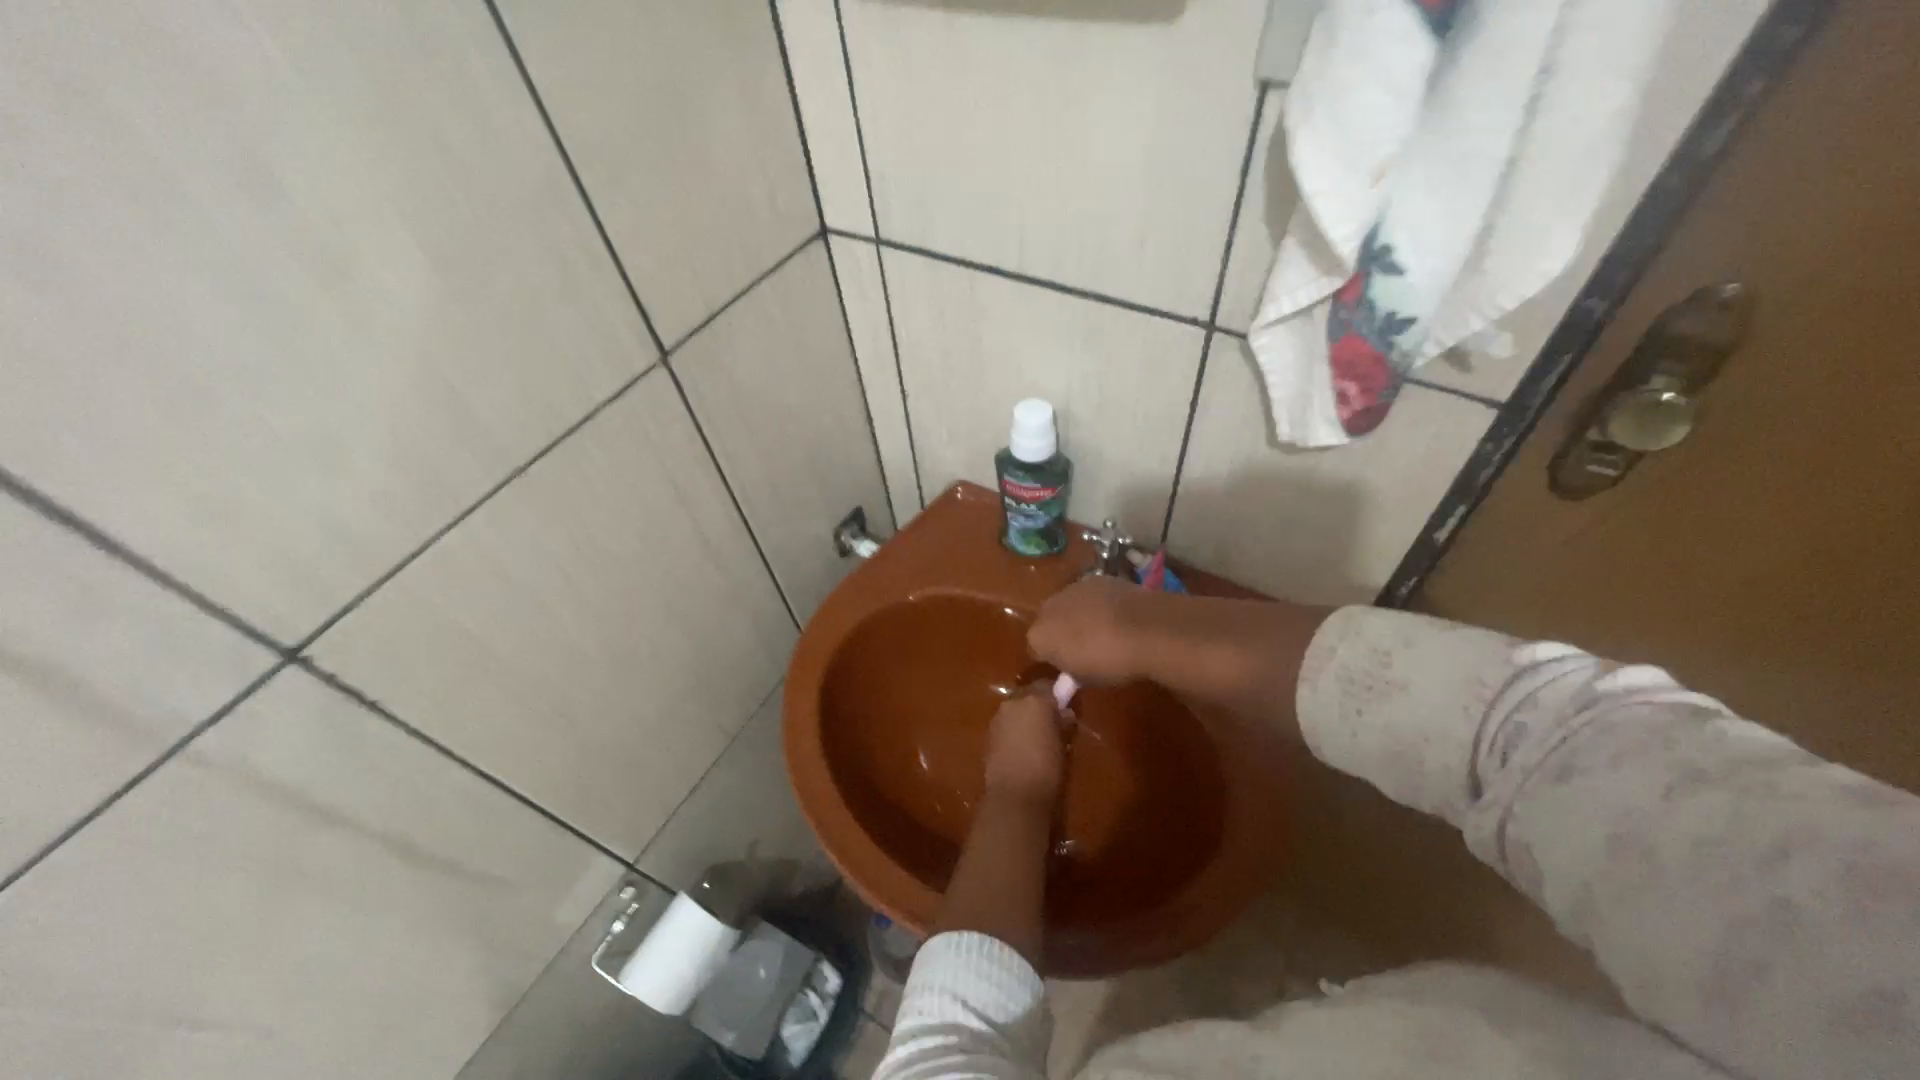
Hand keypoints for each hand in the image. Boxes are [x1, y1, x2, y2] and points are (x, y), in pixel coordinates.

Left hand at [983, 688, 1063, 804]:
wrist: (1014, 794)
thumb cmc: (1047, 767)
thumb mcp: (1063, 743)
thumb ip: (1062, 722)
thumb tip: (1063, 713)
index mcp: (1035, 700)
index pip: (1047, 685)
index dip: (1056, 694)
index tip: (1064, 707)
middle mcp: (1013, 702)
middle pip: (1028, 694)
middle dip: (1038, 704)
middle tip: (1051, 721)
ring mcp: (997, 718)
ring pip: (1014, 709)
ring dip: (1023, 717)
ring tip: (1036, 736)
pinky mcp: (988, 734)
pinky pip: (1005, 724)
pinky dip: (1013, 729)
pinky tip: (1021, 746)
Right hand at [1027, 575, 1153, 684]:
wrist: (1146, 629)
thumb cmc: (1111, 663)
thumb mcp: (1087, 680)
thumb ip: (1070, 678)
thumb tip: (1064, 684)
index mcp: (1039, 636)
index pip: (1035, 650)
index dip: (1051, 659)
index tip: (1066, 667)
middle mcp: (1048, 608)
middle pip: (1048, 622)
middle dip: (1059, 633)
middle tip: (1081, 648)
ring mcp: (1072, 589)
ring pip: (1067, 605)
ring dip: (1077, 615)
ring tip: (1101, 630)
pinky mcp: (1095, 578)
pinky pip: (1089, 595)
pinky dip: (1096, 603)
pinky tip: (1115, 614)